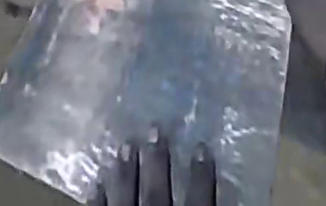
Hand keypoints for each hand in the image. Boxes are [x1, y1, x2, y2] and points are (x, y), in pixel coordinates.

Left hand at [92, 128, 215, 205]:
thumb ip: (208, 205)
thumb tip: (228, 194)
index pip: (198, 200)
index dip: (201, 174)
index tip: (201, 146)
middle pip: (156, 192)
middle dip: (155, 160)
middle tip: (154, 128)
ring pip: (126, 198)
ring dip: (125, 173)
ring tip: (124, 146)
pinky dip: (98, 200)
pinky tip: (97, 185)